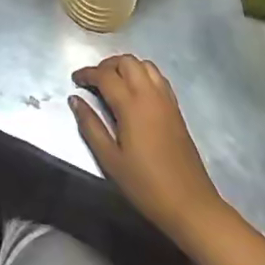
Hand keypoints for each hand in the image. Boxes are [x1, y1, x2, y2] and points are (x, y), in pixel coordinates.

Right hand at [70, 55, 224, 241]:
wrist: (189, 202)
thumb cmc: (145, 185)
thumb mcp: (110, 160)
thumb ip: (91, 126)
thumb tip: (75, 100)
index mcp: (131, 105)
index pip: (105, 75)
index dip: (87, 73)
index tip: (75, 78)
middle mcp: (149, 93)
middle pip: (126, 61)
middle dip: (106, 65)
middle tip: (93, 81)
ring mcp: (166, 98)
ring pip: (144, 64)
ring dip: (126, 66)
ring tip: (113, 82)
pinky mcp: (176, 107)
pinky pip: (157, 76)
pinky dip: (142, 73)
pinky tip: (135, 91)